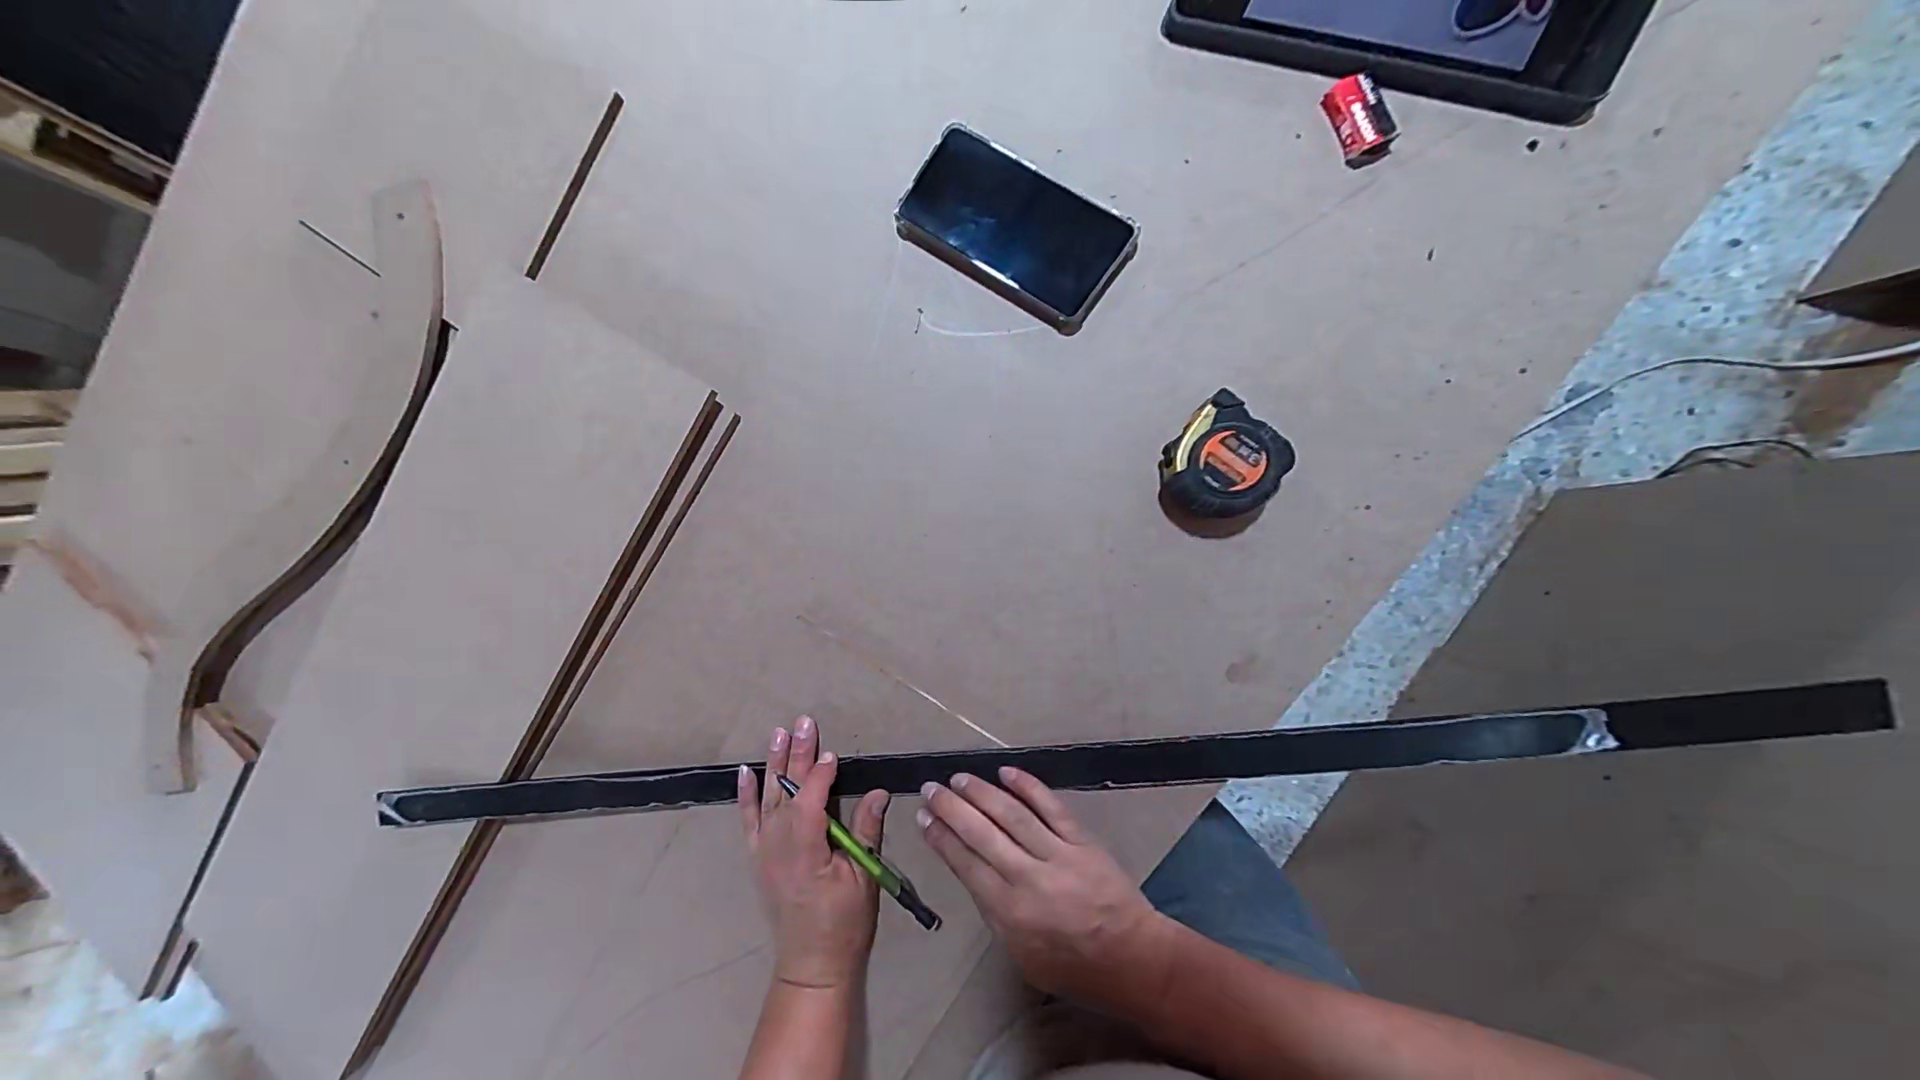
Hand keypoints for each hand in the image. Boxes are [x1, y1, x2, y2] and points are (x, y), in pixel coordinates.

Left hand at [738, 715, 891, 989]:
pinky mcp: (758, 858)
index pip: (811, 802)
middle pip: (788, 792)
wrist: (812, 963)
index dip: (821, 775)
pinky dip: (746, 795)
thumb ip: (866, 832)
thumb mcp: (863, 879)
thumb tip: (877, 792)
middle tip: (804, 722)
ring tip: (779, 733)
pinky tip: (746, 771)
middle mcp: (778, 848)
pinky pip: (749, 821)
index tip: (832, 753)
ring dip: (775, 764)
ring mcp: (764, 852)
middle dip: (797, 755)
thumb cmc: (844, 923)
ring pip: (768, 799)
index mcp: (805, 854)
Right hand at [916, 767, 1176, 1009]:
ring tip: (959, 778)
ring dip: (981, 792)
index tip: (923, 817)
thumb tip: (973, 868)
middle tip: (931, 789)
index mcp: (1010, 912)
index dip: (941, 837)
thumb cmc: (1071, 965)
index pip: (965, 864)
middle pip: (981, 833)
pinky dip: (1028, 786)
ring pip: (1012, 814)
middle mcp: (1029, 879)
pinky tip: (1006, 772)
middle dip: (951, 808)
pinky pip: (1051, 806)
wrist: (1131, 959)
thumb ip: (994, 911)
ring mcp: (1058, 855)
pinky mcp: (1082, 841)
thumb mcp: (1020, 953)